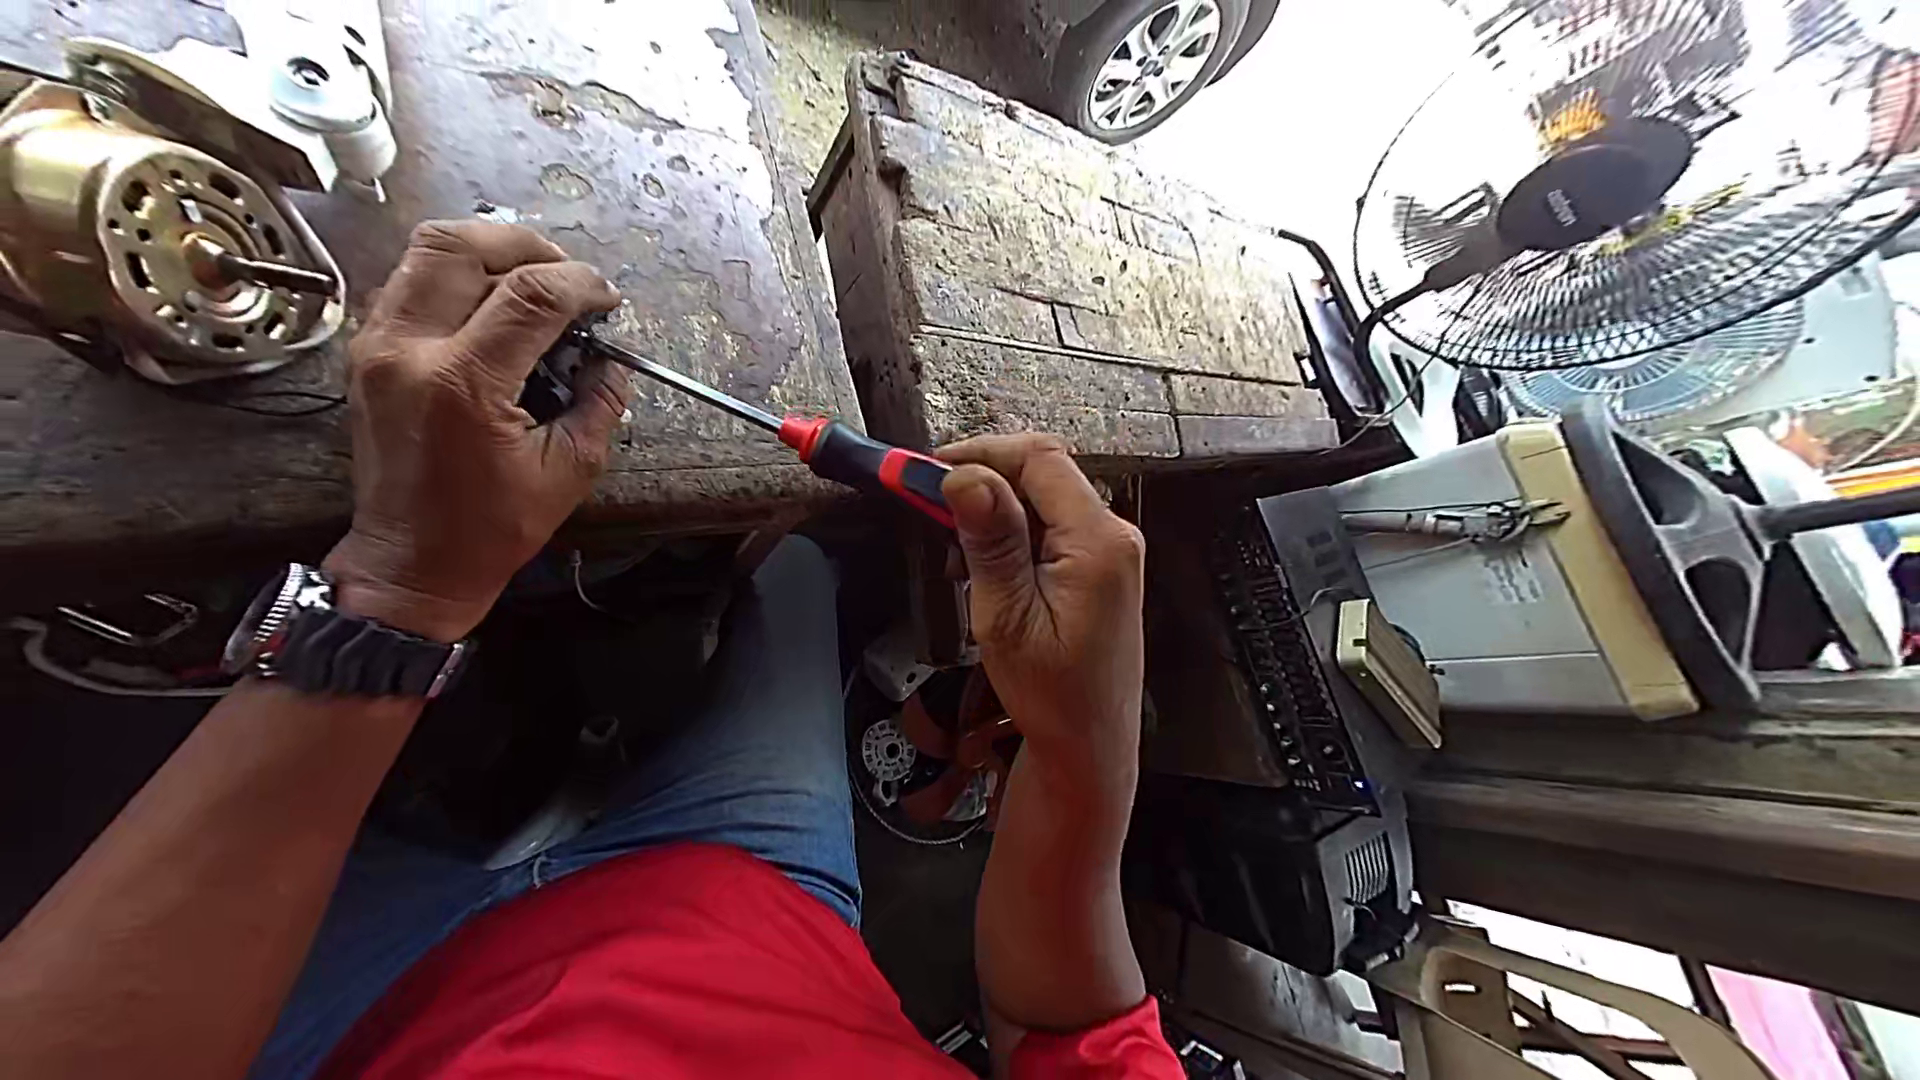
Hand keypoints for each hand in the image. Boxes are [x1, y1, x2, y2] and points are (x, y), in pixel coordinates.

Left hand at [322, 221, 631, 641]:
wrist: (414, 558)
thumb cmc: (498, 523)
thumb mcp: (573, 468)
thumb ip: (600, 403)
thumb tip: (611, 359)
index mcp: (465, 383)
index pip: (530, 296)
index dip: (581, 284)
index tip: (610, 299)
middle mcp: (408, 348)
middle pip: (459, 245)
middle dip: (529, 245)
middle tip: (572, 274)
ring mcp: (376, 344)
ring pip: (425, 251)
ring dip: (490, 251)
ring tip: (539, 280)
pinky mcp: (368, 351)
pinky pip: (412, 281)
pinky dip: (461, 275)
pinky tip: (498, 305)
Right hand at [938, 435, 1145, 794]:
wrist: (1089, 746)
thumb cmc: (1052, 695)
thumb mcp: (1008, 618)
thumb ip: (991, 542)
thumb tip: (966, 477)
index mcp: (1098, 540)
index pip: (1039, 459)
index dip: (981, 454)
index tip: (929, 472)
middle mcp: (1113, 534)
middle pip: (1043, 474)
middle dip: (983, 482)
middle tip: (933, 509)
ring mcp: (1109, 551)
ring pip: (1042, 500)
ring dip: (993, 512)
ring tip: (957, 553)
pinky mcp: (1098, 568)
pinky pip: (1050, 528)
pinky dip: (1011, 535)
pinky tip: (985, 568)